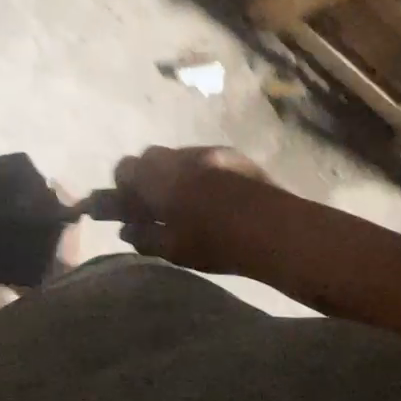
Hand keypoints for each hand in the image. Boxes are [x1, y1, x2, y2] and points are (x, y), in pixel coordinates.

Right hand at [112, 146, 273, 273]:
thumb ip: (144, 237)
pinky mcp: (235, 154)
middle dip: (147, 177)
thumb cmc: (217, 244)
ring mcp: (210, 151)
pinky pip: (204, 158)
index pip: (125, 168)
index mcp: (159, 178)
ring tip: (186, 201)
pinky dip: (198, 172)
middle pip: (150, 156)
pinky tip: (212, 195)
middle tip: (155, 204)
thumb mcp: (173, 249)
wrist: (277, 231)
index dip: (122, 187)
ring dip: (174, 173)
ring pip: (178, 156)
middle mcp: (181, 157)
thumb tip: (125, 230)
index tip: (129, 207)